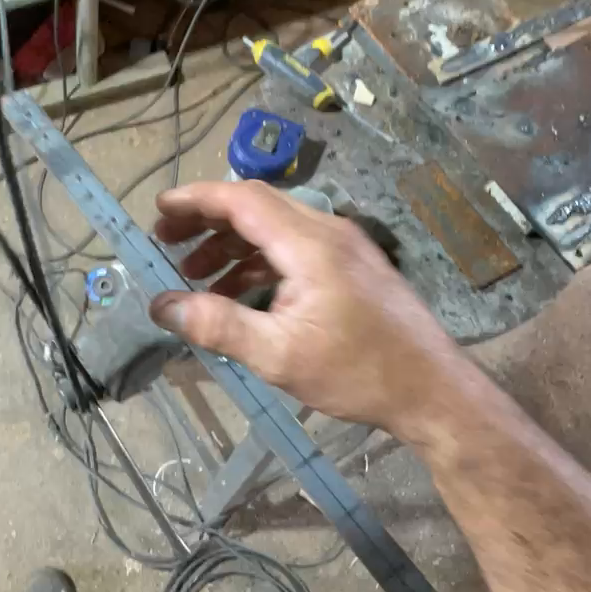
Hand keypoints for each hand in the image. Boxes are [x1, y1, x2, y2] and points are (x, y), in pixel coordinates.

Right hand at [148, 181, 493, 443]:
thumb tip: (160, 306)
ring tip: (193, 275)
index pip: (243, 200)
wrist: (432, 391)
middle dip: (206, 221)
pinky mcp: (349, 268)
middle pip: (256, 208)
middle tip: (165, 244)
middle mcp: (327, 232)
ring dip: (230, 246)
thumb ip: (217, 325)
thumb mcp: (278, 355)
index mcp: (309, 244)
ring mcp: (342, 248)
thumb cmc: (357, 372)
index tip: (159, 210)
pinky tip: (237, 295)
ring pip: (273, 230)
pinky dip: (256, 264)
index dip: (196, 200)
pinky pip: (291, 251)